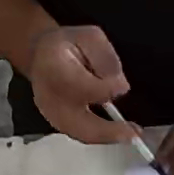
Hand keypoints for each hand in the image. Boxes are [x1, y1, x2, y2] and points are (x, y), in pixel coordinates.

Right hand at [27, 26, 132, 144]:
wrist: (40, 56)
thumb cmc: (68, 45)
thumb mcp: (90, 37)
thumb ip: (106, 58)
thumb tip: (121, 86)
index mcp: (54, 67)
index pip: (81, 86)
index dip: (104, 90)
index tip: (123, 87)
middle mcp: (49, 96)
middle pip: (78, 121)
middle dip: (108, 130)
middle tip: (133, 134)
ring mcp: (50, 114)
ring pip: (80, 133)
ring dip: (106, 137)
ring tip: (130, 135)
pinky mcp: (55, 123)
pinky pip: (79, 135)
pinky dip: (99, 136)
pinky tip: (118, 134)